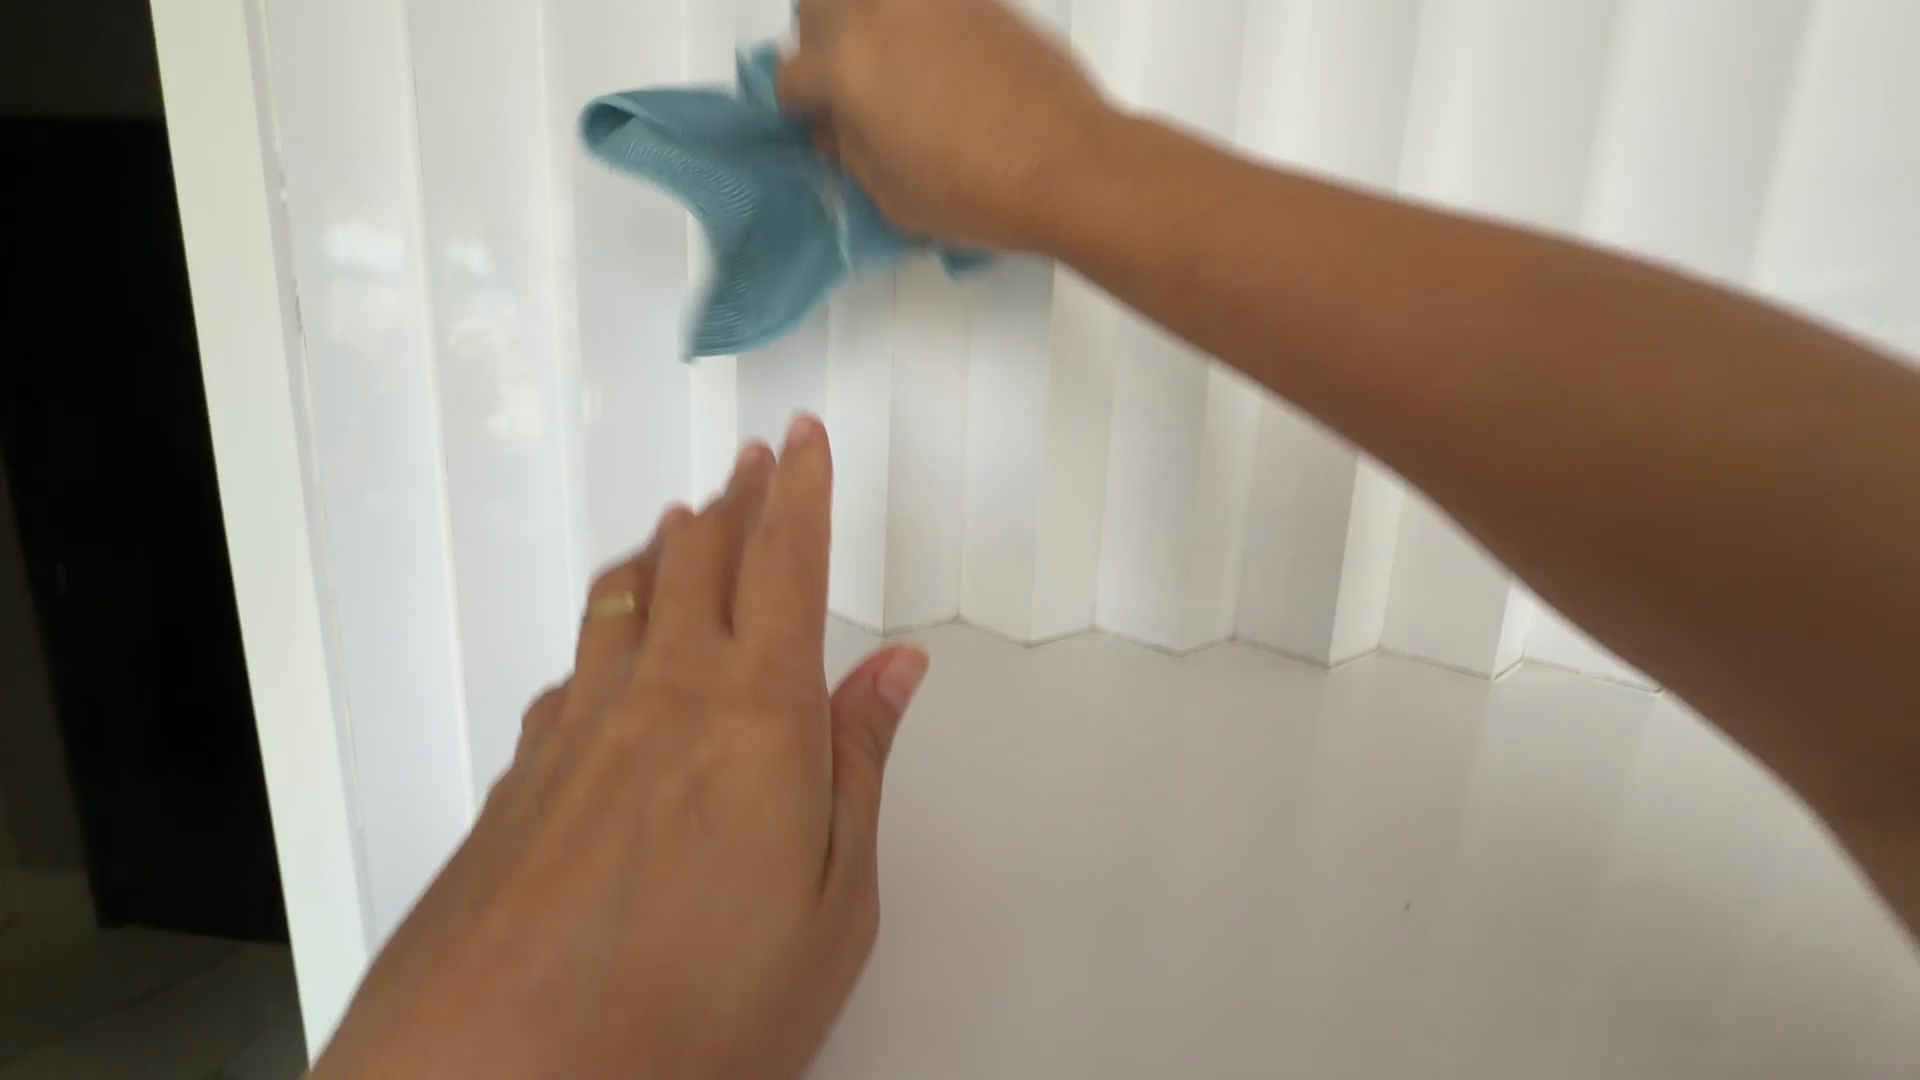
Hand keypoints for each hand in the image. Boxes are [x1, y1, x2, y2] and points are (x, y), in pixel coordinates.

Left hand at [311, 416, 929, 1079]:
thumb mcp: (833, 898)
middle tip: (756, 460)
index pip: (787, 564)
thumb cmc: (702, 1007)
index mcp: (757, 714)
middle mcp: (665, 693)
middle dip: (737, 497)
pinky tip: (612, 640)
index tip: (806, 436)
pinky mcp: (522, 771)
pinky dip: (608, 624)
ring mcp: (582, 726)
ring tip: (687, 518)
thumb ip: (860, 763)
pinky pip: (577, 663)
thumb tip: (896, 670)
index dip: (802, 489)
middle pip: (702, 556)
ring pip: (627, 592)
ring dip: (666, 544)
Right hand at [778, 0, 1116, 250]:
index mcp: (847, 66)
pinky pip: (925, 2)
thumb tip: (834, 128)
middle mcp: (881, 10)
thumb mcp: (893, 196)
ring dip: (863, 25)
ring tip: (889, 72)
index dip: (796, 109)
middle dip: (818, 46)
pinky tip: (938, 66)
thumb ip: (851, 153)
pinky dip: (915, 23)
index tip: (810, 125)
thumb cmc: (975, 194)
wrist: (1066, 166)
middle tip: (842, 88)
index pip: (792, 75)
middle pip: (817, 6)